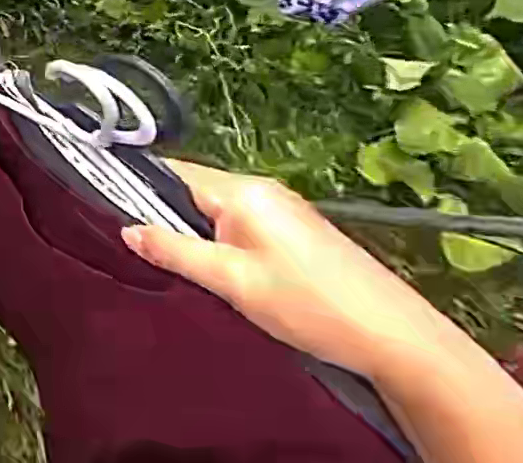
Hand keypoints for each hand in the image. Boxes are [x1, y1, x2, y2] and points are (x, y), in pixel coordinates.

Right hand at [122, 159, 477, 381]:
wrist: (410, 350)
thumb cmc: (314, 308)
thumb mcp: (231, 281)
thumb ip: (172, 250)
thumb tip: (127, 231)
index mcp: (242, 191)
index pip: (169, 172)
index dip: (137, 186)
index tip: (112, 207)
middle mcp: (262, 190)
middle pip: (191, 189)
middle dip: (167, 215)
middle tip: (152, 247)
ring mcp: (285, 210)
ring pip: (215, 209)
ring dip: (196, 231)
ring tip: (188, 263)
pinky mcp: (299, 233)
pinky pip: (239, 222)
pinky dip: (221, 240)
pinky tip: (224, 271)